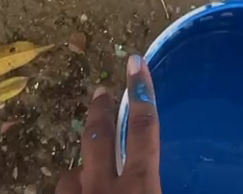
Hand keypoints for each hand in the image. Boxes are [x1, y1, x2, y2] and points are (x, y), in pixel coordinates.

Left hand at [56, 54, 161, 193]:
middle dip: (100, 110)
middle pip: (100, 137)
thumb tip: (170, 185)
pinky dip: (72, 189)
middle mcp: (104, 186)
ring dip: (83, 162)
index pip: (143, 128)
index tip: (136, 63)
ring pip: (73, 171)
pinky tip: (77, 192)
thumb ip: (159, 185)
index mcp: (140, 186)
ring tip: (87, 160)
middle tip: (101, 91)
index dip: (141, 92)